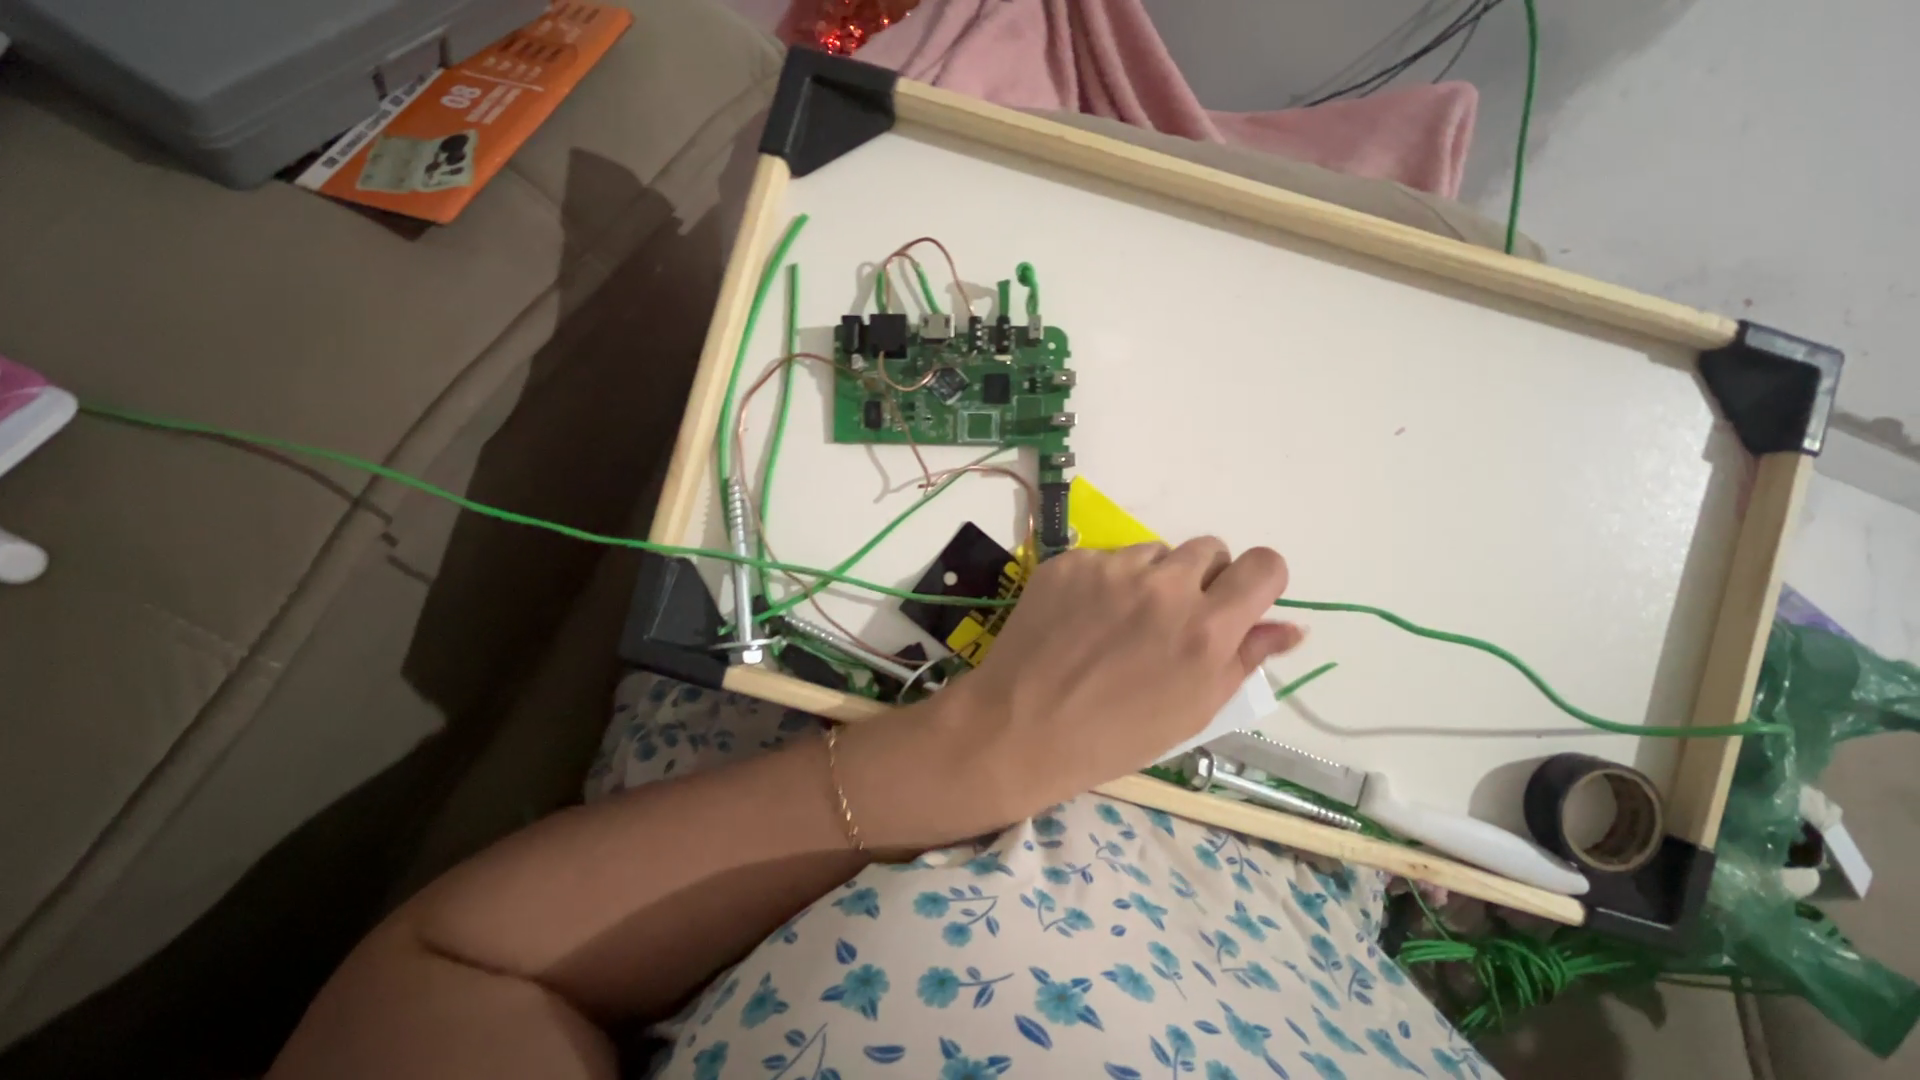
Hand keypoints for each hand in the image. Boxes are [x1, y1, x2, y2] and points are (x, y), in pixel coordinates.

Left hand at [836, 539, 1303, 850]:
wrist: (1020, 728)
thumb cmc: (1115, 736)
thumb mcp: (1193, 710)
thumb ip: (1245, 659)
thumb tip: (1289, 627)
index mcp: (1207, 628)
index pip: (1264, 565)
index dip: (1256, 582)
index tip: (1237, 601)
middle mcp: (1165, 587)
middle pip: (1209, 549)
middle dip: (1202, 579)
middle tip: (1173, 619)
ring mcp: (1112, 569)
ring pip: (1154, 552)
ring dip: (1151, 578)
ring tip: (1120, 624)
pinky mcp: (1070, 562)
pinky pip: (1105, 558)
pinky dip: (1104, 581)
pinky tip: (1082, 619)